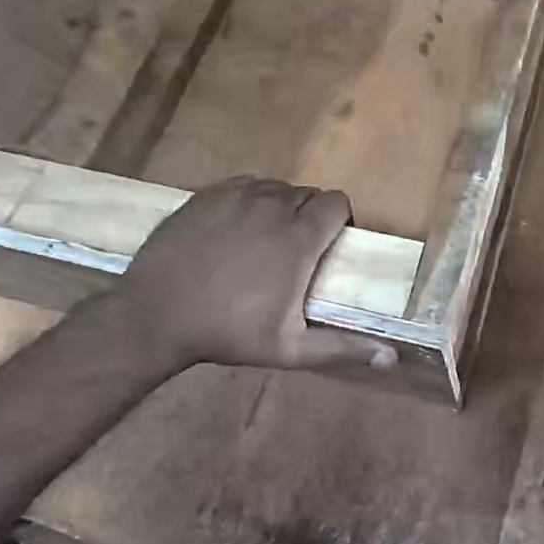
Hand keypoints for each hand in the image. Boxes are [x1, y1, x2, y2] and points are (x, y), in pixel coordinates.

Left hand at [110, 177, 397, 372]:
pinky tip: (238, 228)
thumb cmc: (228, 333)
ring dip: (282, 206)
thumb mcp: (290, 348)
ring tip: (268, 238)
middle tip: (301, 249)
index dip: (341, 220)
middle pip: (309, 194)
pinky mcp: (204, 195)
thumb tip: (392, 358)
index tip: (333, 245)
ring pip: (276, 187)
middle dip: (313, 216)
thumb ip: (343, 348)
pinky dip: (250, 200)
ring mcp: (234, 197)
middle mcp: (271, 206)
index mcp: (299, 237)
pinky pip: (243, 185)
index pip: (337, 203)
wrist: (152, 317)